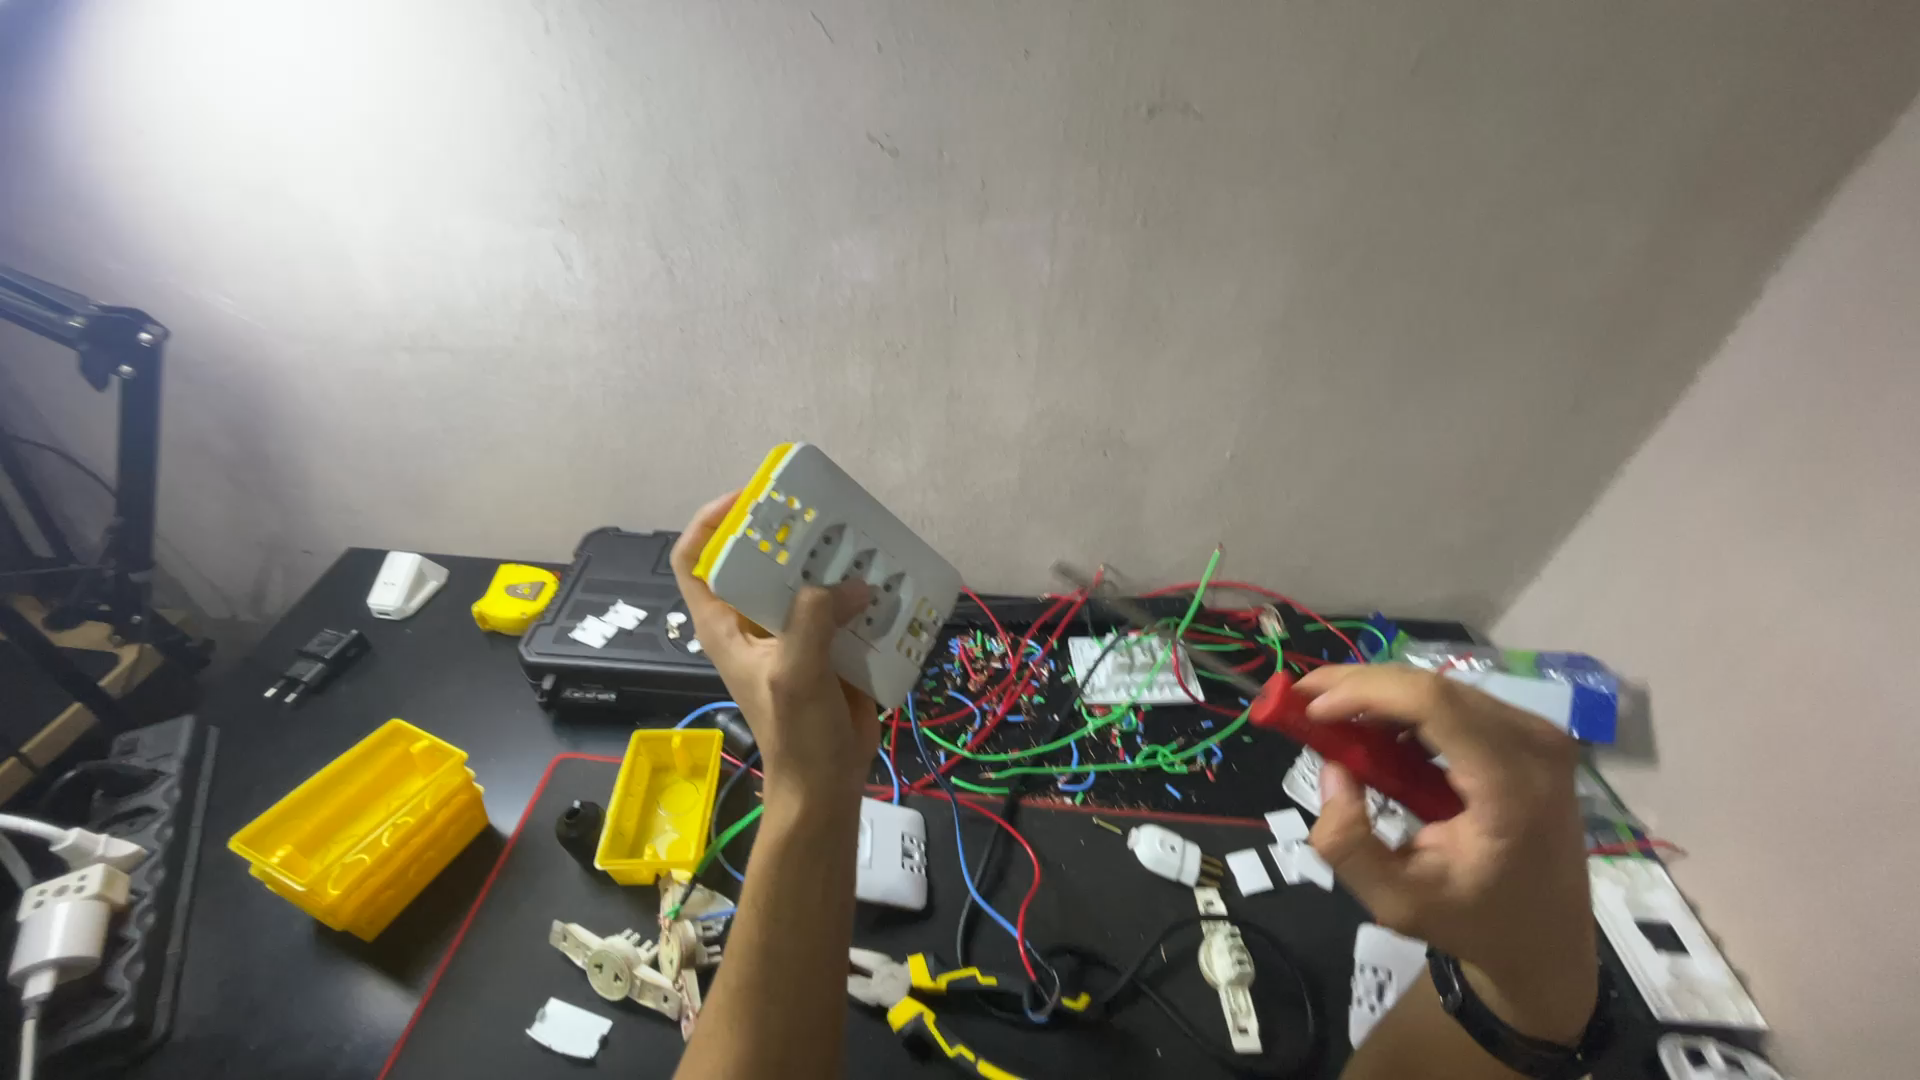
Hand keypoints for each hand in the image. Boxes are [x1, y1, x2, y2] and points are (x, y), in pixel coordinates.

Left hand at [670, 492, 880, 809]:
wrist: (826, 782)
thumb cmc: (797, 733)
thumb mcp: (796, 672)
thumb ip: (814, 619)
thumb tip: (856, 585)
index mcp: (725, 625)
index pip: (695, 560)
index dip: (712, 522)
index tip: (752, 499)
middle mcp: (753, 622)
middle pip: (759, 561)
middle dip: (788, 535)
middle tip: (825, 515)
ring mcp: (792, 633)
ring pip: (803, 580)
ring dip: (829, 561)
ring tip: (861, 542)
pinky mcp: (826, 645)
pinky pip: (838, 605)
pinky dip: (857, 591)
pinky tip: (884, 581)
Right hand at [1297, 663, 1596, 1042]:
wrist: (1549, 941)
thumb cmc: (1473, 921)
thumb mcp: (1395, 900)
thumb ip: (1347, 843)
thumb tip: (1334, 769)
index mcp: (1511, 789)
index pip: (1433, 705)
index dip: (1364, 693)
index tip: (1311, 710)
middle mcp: (1533, 748)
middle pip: (1431, 686)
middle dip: (1356, 684)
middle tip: (1300, 698)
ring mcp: (1536, 736)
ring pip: (1437, 686)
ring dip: (1374, 693)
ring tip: (1327, 714)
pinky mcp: (1526, 735)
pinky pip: (1451, 699)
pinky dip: (1400, 705)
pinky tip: (1370, 726)